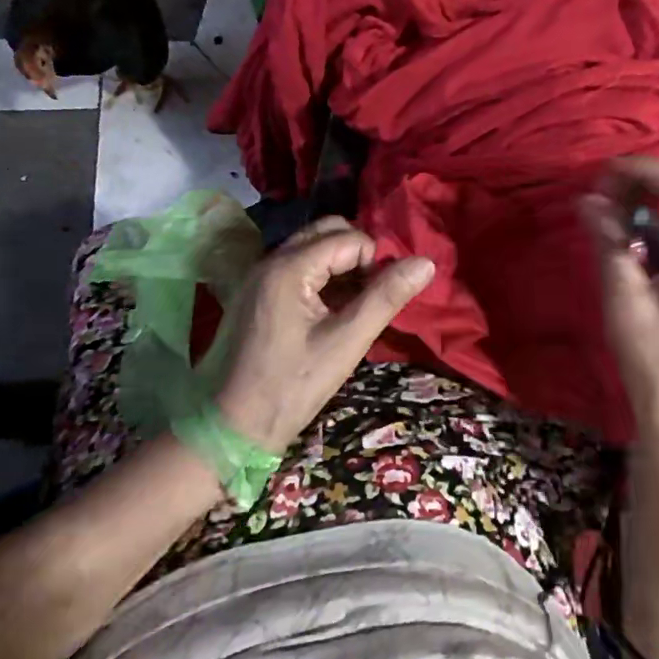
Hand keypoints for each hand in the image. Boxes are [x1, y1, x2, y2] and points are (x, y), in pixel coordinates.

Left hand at [214, 217, 434, 450]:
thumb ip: (386, 298)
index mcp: (289, 267)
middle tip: (371, 294)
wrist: (233, 426)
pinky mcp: (256, 292)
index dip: (375, 262)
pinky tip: (332, 310)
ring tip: (356, 303)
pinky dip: (320, 276)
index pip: (349, 239)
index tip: (380, 298)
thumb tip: (425, 263)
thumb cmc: (293, 386)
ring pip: (312, 247)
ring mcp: (258, 275)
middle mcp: (270, 260)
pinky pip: (296, 266)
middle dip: (358, 254)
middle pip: (327, 232)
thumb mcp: (346, 342)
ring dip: (340, 265)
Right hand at [580, 157, 658, 435]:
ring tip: (612, 205)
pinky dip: (658, 220)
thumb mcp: (623, 298)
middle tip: (606, 187)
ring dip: (653, 198)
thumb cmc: (651, 355)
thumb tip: (588, 200)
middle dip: (649, 180)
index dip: (648, 171)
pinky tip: (629, 231)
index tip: (606, 172)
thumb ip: (610, 243)